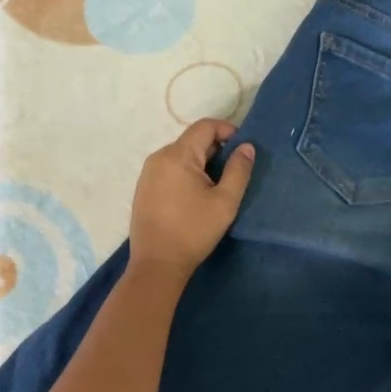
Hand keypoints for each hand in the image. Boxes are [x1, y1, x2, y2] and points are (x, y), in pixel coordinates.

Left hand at [128, 119, 255, 281]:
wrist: (157, 264)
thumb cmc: (193, 231)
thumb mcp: (225, 201)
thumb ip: (238, 170)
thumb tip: (246, 146)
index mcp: (178, 155)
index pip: (204, 126)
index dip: (226, 129)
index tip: (242, 146)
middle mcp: (159, 157)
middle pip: (191, 139)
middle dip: (215, 148)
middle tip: (233, 170)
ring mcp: (148, 172)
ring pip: (180, 154)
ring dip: (201, 161)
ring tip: (216, 184)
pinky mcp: (143, 188)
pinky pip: (169, 168)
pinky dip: (185, 172)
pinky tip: (195, 195)